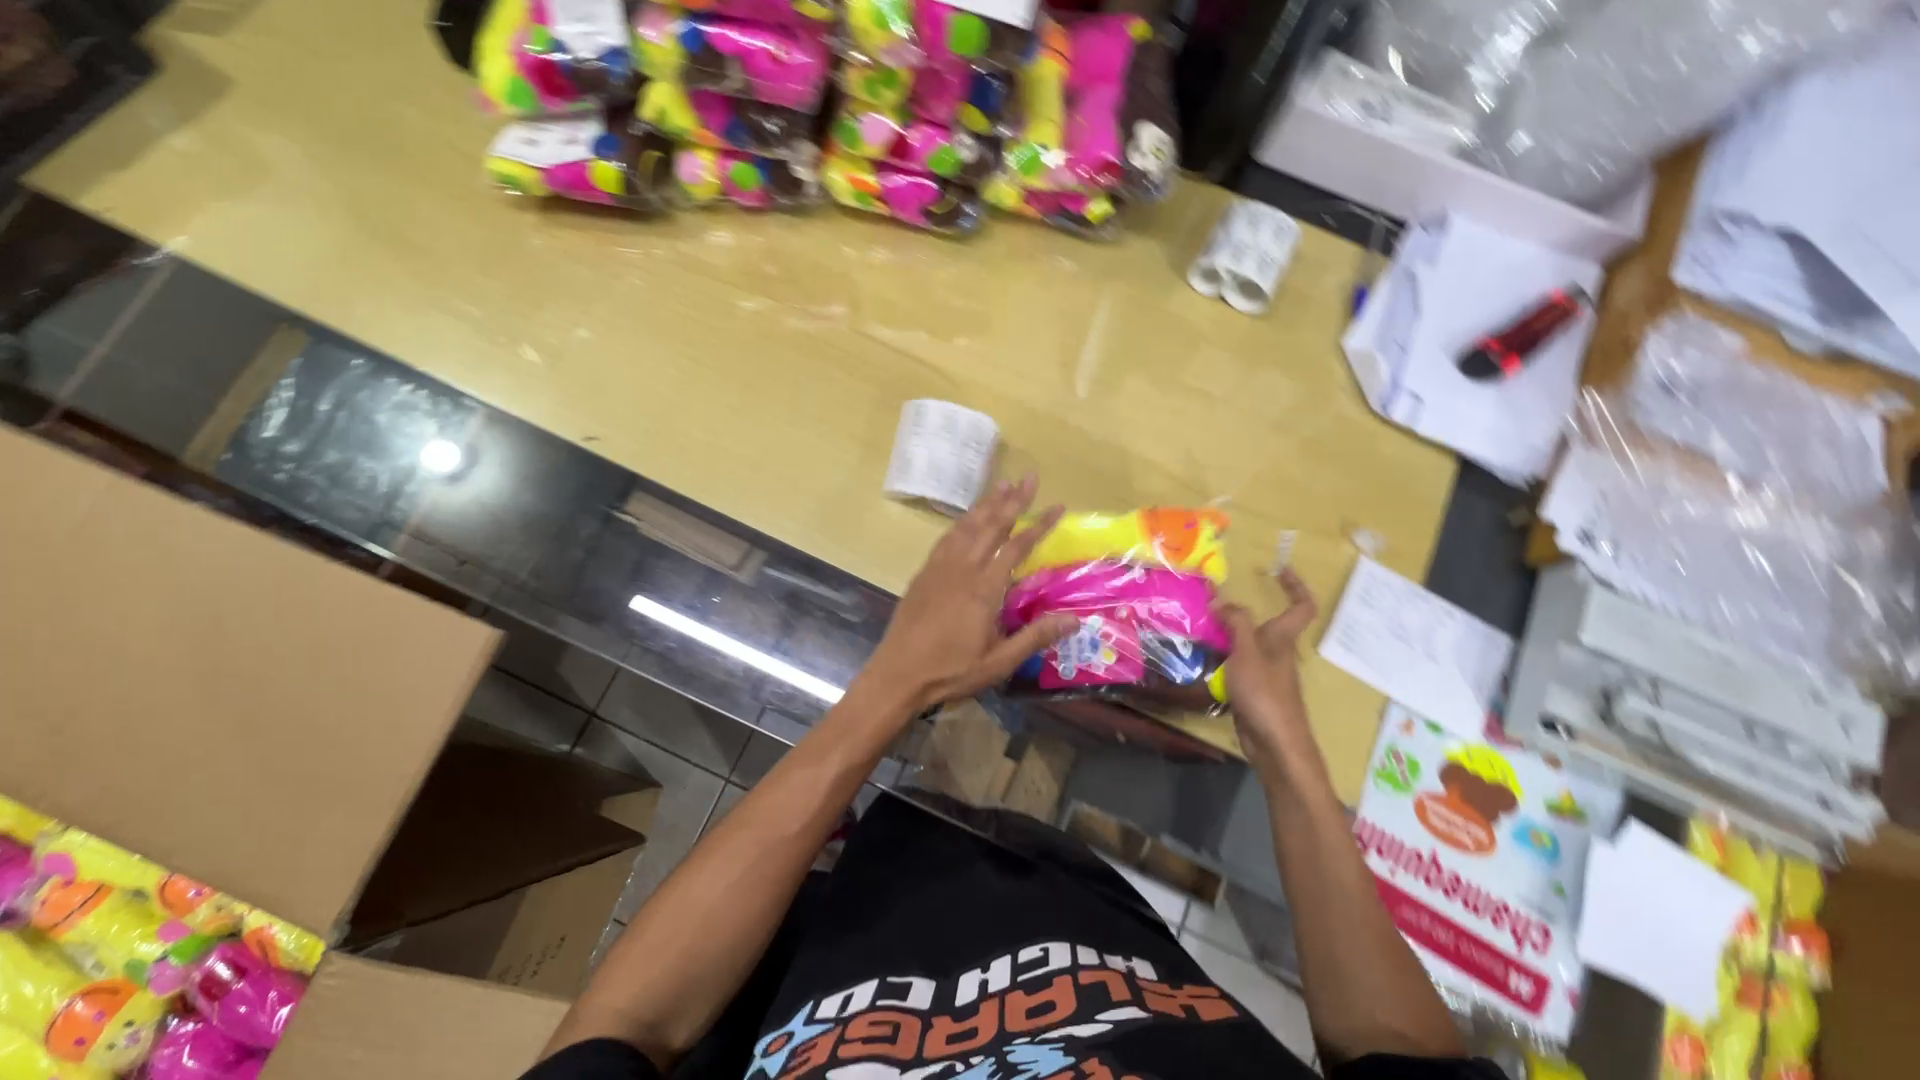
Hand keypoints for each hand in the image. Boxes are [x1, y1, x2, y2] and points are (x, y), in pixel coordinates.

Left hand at [863, 476, 1077, 714]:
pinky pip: (946, 538)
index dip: (1038, 525)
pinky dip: (961, 522)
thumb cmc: (951, 671)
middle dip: (1012, 500)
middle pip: (990, 525)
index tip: (1058, 507)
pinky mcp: (923, 575)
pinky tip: (967, 519)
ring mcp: (938, 569)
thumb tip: (1075, 618)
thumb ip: (1036, 636)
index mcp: (983, 588)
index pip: (1016, 547)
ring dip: (985, 504)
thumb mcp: (1000, 662)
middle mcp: (961, 569)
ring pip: (966, 526)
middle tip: (1029, 477)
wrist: (898, 674)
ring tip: (1001, 486)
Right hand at [1216, 568, 1320, 775]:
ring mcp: (1265, 674)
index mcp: (1282, 639)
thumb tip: (1223, 602)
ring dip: (1224, 638)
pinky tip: (1200, 663)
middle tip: (1211, 606)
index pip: (1302, 606)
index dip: (1295, 586)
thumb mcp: (1247, 652)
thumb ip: (1237, 624)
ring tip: (1197, 631)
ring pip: (1245, 647)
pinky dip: (1219, 662)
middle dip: (1239, 614)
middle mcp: (1277, 653)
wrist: (1274, 743)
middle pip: (1263, 626)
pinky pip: (1235, 668)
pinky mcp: (1252, 692)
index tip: (1279, 570)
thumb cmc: (1265, 693)